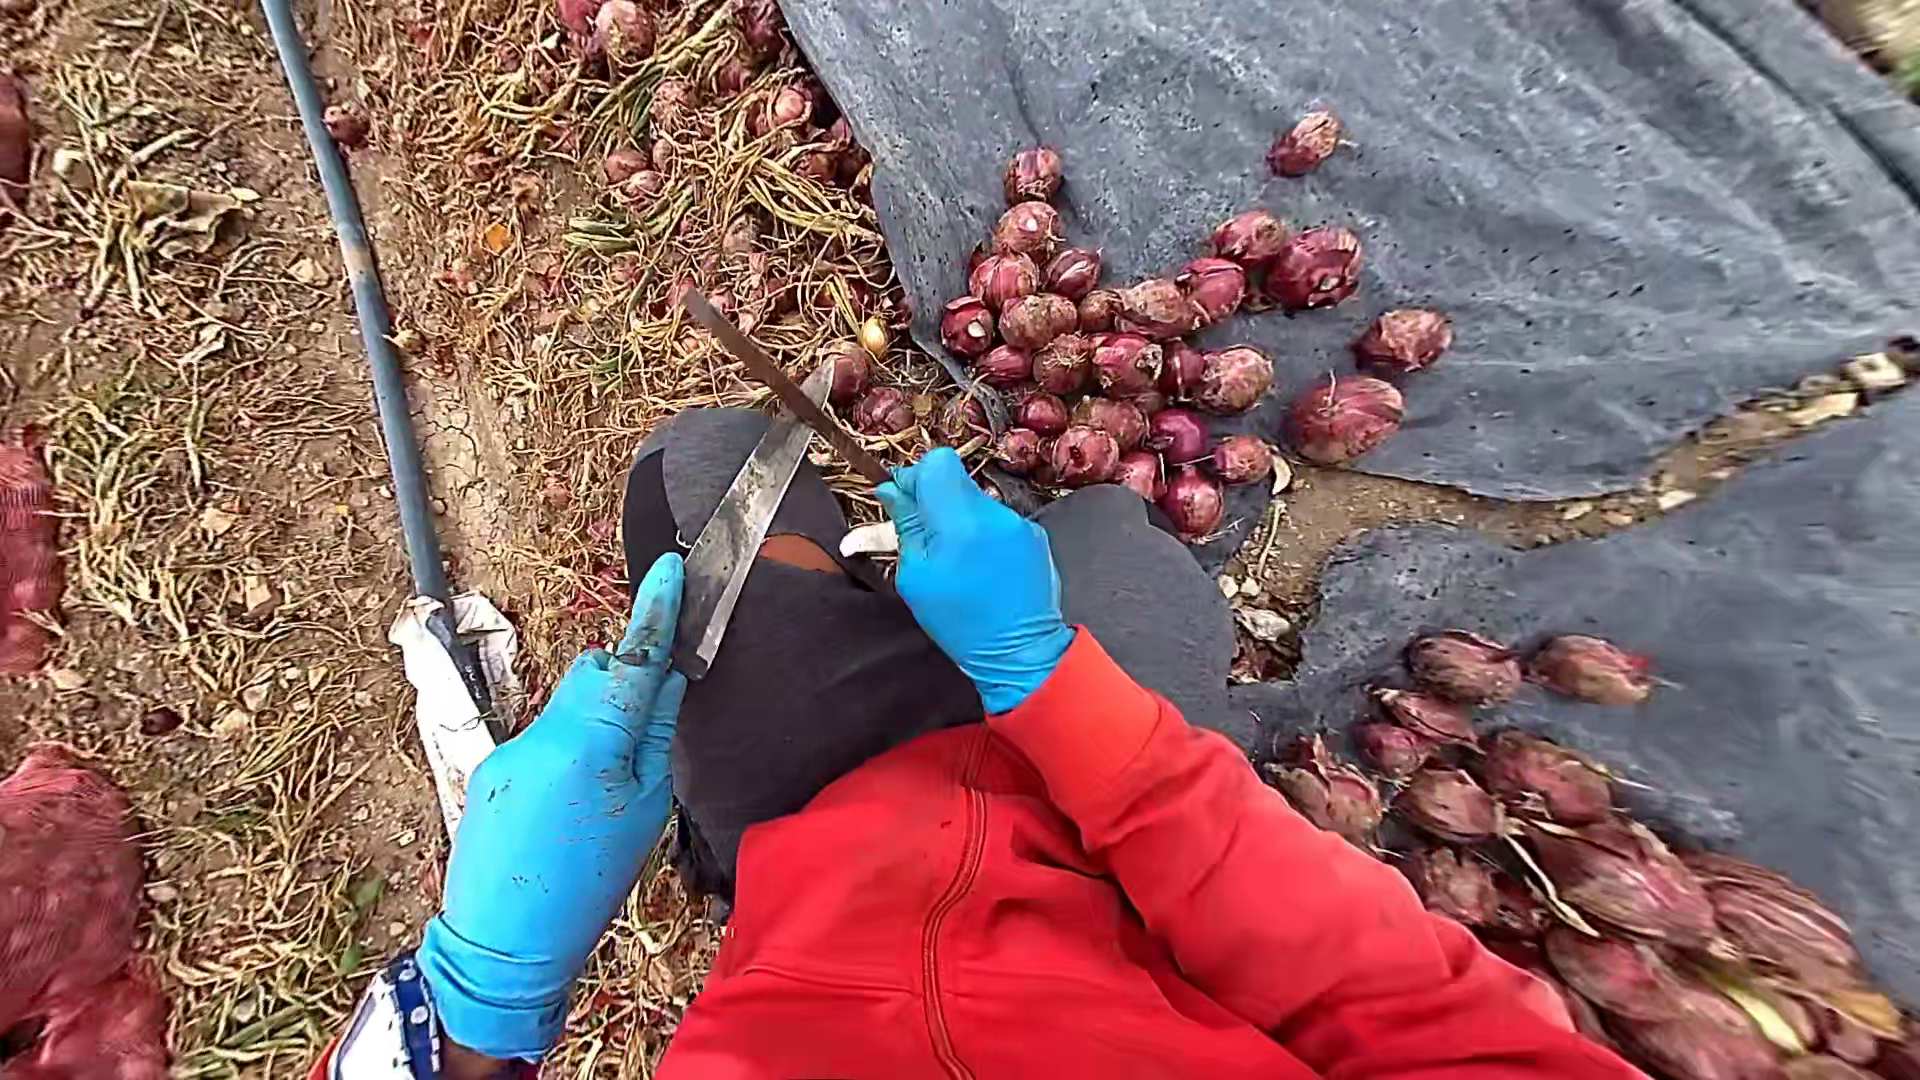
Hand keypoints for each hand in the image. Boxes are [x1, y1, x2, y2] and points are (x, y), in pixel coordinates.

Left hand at [416, 554, 687, 1060]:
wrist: (502, 944)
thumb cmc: (593, 877)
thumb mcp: (649, 803)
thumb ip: (656, 730)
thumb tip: (668, 677)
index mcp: (590, 744)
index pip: (633, 660)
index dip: (656, 611)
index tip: (671, 569)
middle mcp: (542, 733)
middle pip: (595, 669)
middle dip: (625, 673)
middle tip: (645, 719)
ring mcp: (511, 747)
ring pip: (572, 696)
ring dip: (601, 709)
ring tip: (610, 769)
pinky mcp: (493, 762)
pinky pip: (549, 725)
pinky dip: (576, 735)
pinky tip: (577, 787)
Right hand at [877, 447, 1073, 713]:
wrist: (1020, 652)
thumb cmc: (959, 622)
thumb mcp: (915, 578)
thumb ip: (905, 526)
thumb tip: (891, 489)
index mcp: (961, 523)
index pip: (938, 462)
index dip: (917, 478)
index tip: (908, 505)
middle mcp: (995, 514)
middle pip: (957, 480)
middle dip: (936, 501)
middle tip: (927, 538)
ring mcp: (1019, 523)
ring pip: (976, 500)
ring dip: (960, 519)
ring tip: (958, 559)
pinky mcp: (1035, 535)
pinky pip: (998, 520)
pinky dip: (983, 533)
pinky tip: (983, 566)